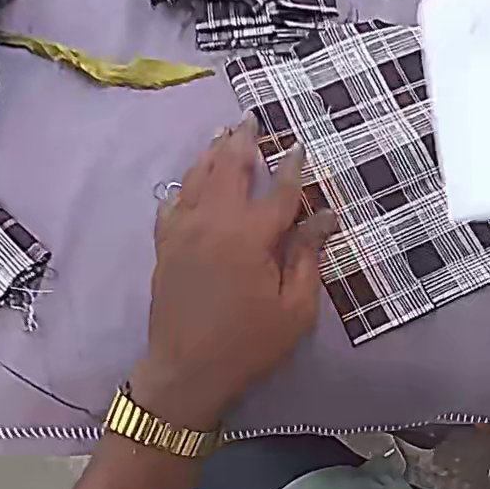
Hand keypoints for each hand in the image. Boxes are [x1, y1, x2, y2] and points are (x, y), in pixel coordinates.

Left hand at [129, 119, 336, 428]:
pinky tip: (191, 180)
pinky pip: (172, 201)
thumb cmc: (249, 343)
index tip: (301, 145)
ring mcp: (183, 230)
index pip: (279, 191)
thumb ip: (307, 257)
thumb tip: (325, 218)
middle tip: (252, 119)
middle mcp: (212, 222)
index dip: (293, 167)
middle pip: (229, 168)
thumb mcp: (295, 308)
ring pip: (197, 177)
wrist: (187, 369)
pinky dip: (185, 184)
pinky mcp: (165, 245)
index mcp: (249, 237)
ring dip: (213, 152)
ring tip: (224, 135)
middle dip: (243, 142)